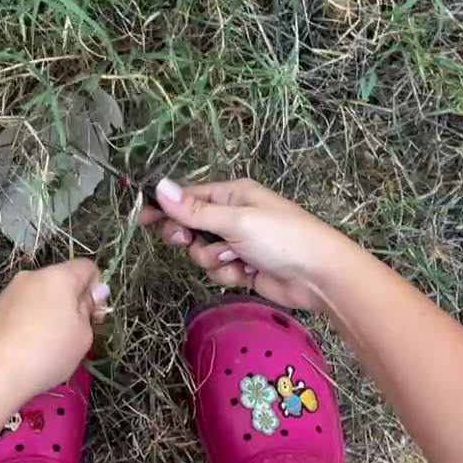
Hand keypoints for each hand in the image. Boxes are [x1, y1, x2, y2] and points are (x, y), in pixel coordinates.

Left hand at [0, 259, 108, 405]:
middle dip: (71, 302)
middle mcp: (31, 276)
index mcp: (58, 276)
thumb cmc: (48, 352)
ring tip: (45, 346)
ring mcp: (8, 292)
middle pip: (60, 281)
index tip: (93, 316)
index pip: (86, 267)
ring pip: (38, 296)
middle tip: (72, 335)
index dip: (95, 289)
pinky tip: (23, 349)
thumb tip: (93, 292)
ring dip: (48, 312)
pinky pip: (19, 309)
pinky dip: (27, 322)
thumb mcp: (83, 335)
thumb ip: (88, 309)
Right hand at [138, 177, 362, 311]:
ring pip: (201, 252)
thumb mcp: (234, 220)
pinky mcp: (242, 267)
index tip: (143, 220)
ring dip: (213, 259)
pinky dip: (228, 274)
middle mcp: (232, 215)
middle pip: (190, 226)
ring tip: (235, 259)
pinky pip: (217, 270)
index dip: (165, 208)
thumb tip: (159, 186)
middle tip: (187, 243)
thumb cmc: (281, 237)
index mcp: (231, 194)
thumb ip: (194, 210)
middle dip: (189, 237)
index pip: (187, 197)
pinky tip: (245, 273)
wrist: (319, 276)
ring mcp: (237, 242)